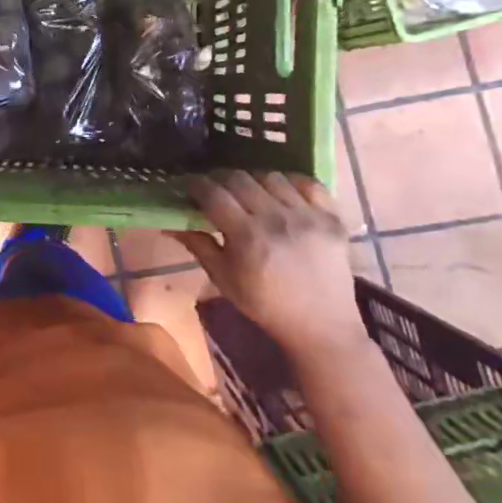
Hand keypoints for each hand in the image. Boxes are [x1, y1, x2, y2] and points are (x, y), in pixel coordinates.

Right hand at [174, 171, 364, 353]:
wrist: (321, 326)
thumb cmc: (265, 305)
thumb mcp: (224, 279)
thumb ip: (198, 245)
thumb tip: (169, 223)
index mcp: (247, 236)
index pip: (214, 193)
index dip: (197, 185)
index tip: (191, 188)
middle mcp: (277, 218)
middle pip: (240, 179)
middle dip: (221, 178)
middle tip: (216, 189)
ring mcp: (308, 215)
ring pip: (271, 176)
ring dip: (253, 179)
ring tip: (249, 191)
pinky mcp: (332, 217)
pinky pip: (308, 183)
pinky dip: (291, 182)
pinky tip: (281, 192)